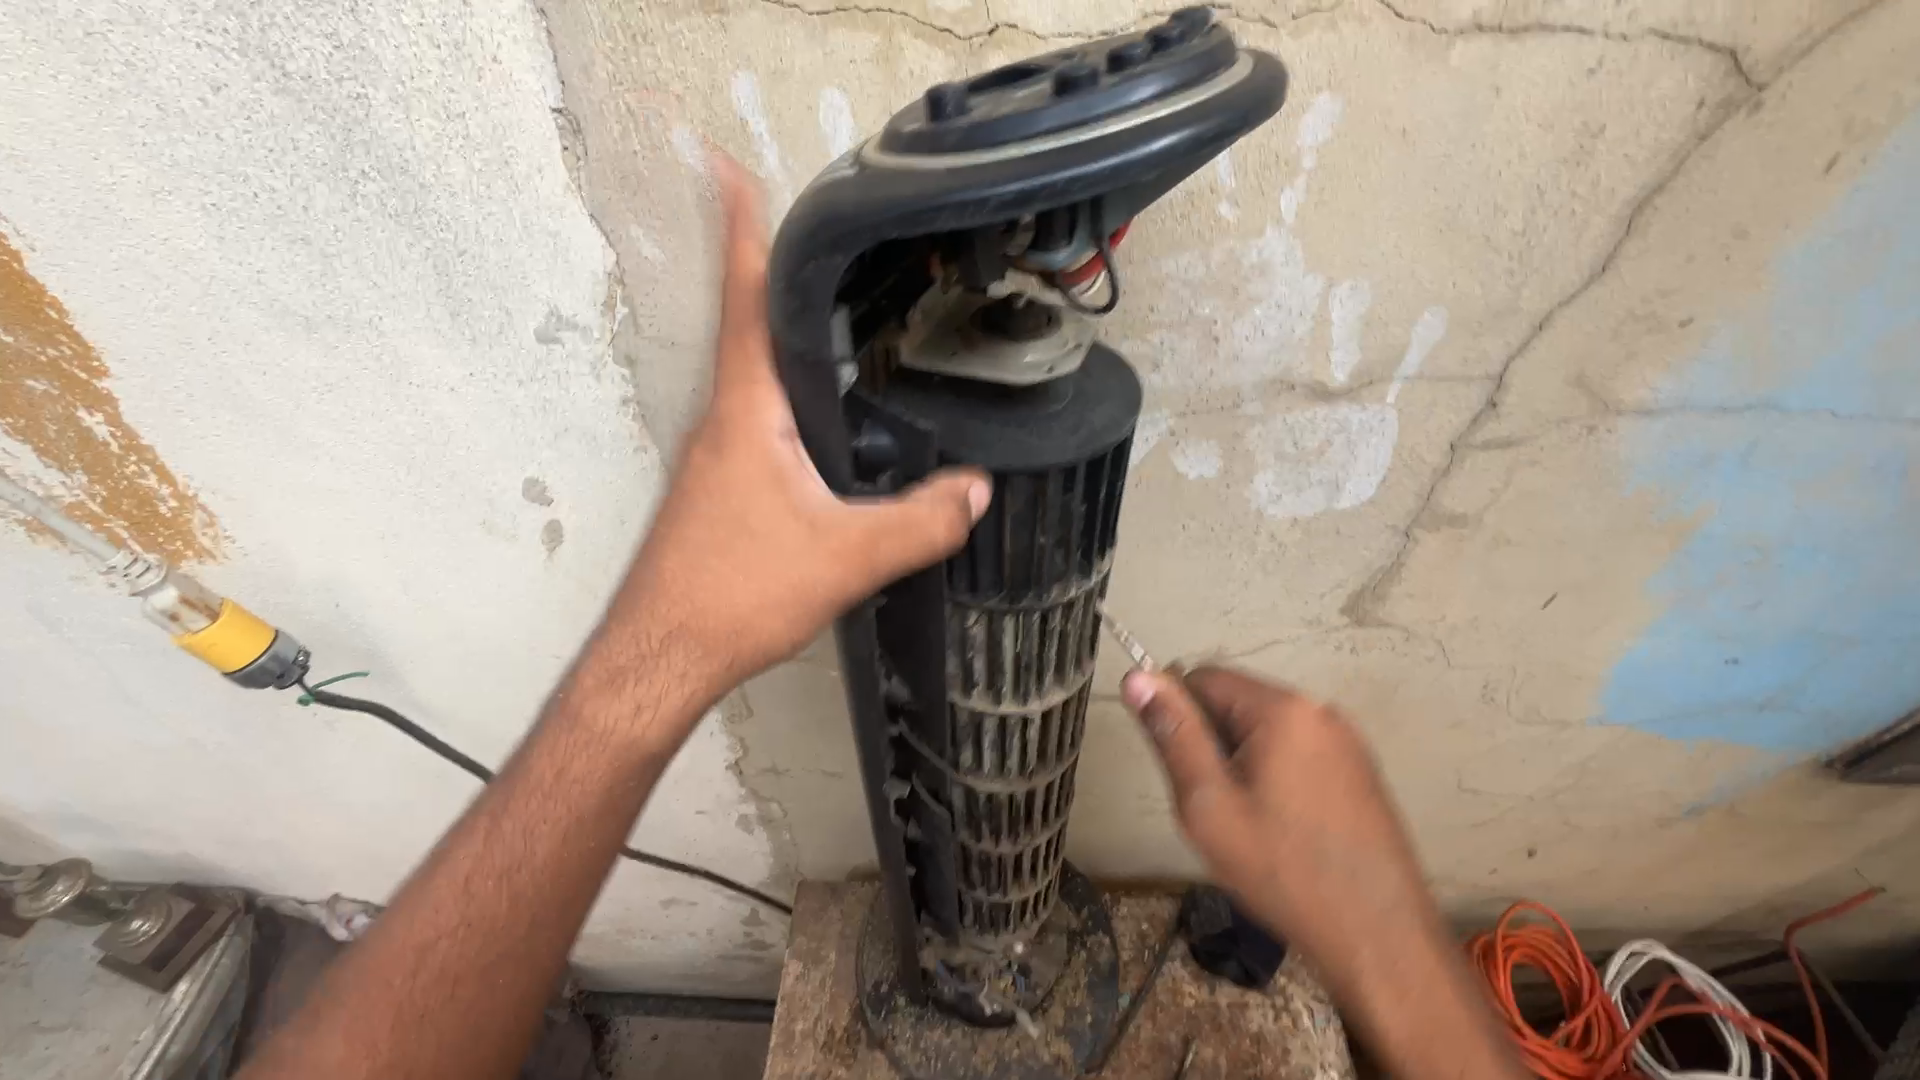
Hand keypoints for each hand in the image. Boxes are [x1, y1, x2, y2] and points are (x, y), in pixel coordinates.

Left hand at [615, 156, 989, 707]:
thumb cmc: (735, 595)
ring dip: (788, 339)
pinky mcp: (722, 488)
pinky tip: (829, 423)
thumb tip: (977, 491)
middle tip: (826, 239)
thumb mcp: (847, 558)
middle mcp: (724, 420)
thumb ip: (920, 522)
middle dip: (781, 274)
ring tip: (840, 314)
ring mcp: (718, 455)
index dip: (740, 230)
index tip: (726, 162)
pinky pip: (764, 422)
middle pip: (753, 327)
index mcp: (748, 412)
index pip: (747, 301)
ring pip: (760, 378)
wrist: (664, 655)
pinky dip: (794, 398)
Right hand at [1119, 666, 1426, 953]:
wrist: (1381, 940)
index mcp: (1282, 709)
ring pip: (1263, 732)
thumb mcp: (1208, 804)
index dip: (1177, 720)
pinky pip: (1295, 754)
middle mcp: (1319, 710)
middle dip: (1211, 746)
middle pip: (1235, 704)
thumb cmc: (1283, 870)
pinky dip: (1273, 779)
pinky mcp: (1359, 772)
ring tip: (1247, 825)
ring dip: (1240, 764)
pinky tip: (1280, 831)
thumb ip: (1172, 734)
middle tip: (1213, 809)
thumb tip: (1137, 676)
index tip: (1182, 773)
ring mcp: (1346, 742)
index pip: (1201, 677)